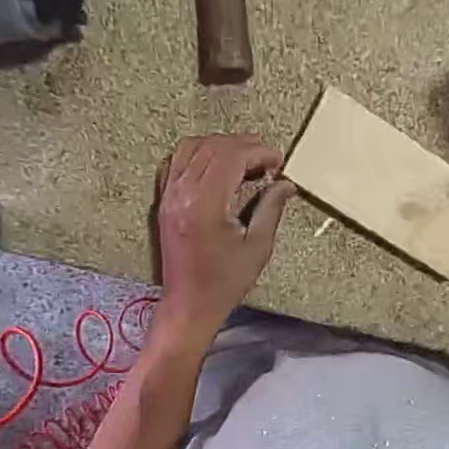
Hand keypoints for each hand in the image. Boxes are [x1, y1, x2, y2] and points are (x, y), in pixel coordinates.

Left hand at [156, 134, 295, 342]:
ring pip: (191, 148)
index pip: (230, 157)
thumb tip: (285, 184)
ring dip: (220, 146)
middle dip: (243, 145)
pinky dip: (198, 155)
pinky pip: (176, 162)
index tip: (277, 161)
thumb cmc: (224, 282)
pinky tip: (217, 167)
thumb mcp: (258, 246)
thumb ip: (271, 209)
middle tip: (267, 159)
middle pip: (212, 147)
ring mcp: (168, 196)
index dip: (258, 152)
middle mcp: (181, 194)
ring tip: (245, 160)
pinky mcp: (164, 202)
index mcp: (204, 204)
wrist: (189, 303)